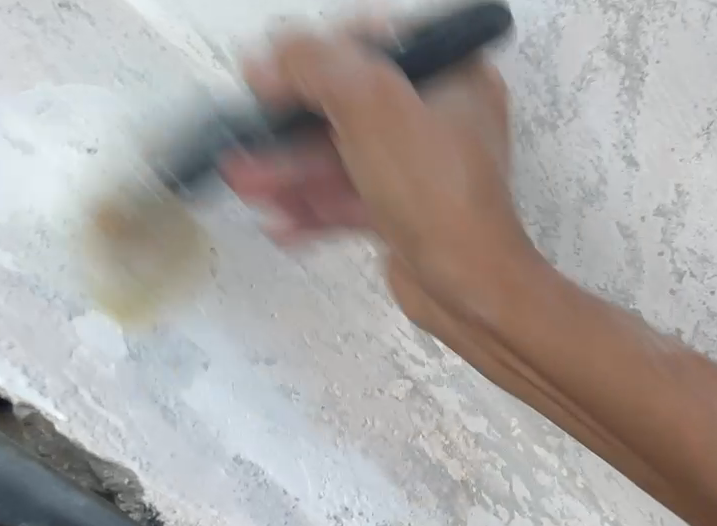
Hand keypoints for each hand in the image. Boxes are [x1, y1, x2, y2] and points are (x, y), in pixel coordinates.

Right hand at [223, 22, 539, 330]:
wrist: (472, 290)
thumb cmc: (438, 195)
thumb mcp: (370, 103)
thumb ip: (312, 63)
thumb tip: (271, 63)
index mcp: (454, 78)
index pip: (372, 45)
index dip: (316, 56)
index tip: (273, 75)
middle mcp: (441, 122)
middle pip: (348, 106)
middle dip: (288, 126)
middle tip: (244, 134)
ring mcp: (424, 174)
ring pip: (343, 159)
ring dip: (290, 172)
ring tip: (245, 186)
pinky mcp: (409, 218)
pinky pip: (351, 203)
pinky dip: (315, 210)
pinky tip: (280, 223)